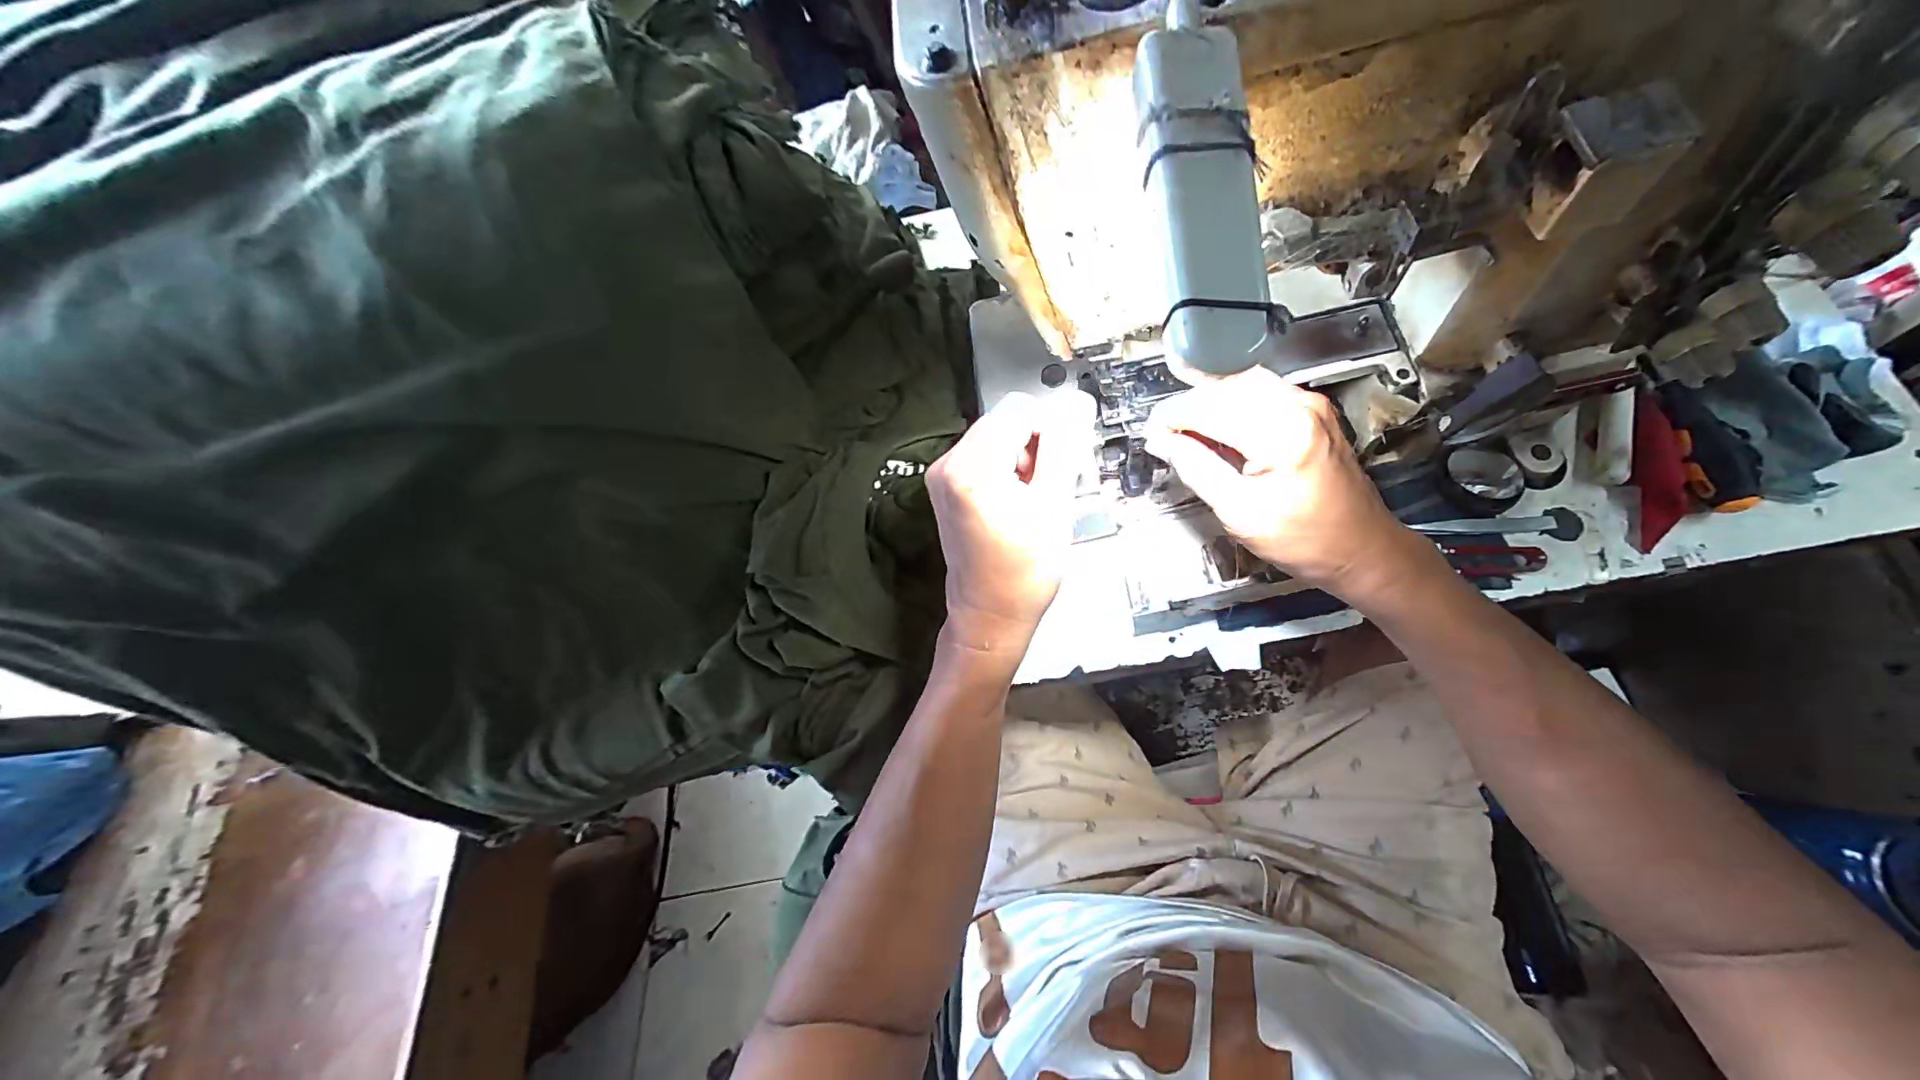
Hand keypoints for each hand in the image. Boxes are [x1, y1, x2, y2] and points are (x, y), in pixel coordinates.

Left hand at [927, 390, 1094, 654]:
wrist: (990, 613)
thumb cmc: (1020, 574)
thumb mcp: (1053, 505)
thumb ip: (1062, 448)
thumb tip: (1073, 408)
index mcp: (970, 470)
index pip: (1018, 412)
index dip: (1051, 425)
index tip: (1069, 448)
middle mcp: (948, 468)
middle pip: (1004, 420)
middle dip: (1035, 442)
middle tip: (1050, 481)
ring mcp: (943, 477)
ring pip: (996, 437)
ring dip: (1023, 455)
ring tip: (1035, 496)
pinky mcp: (947, 487)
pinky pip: (984, 457)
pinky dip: (1007, 467)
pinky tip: (1020, 498)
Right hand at [1144, 367, 1433, 600]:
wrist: (1359, 548)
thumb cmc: (1308, 539)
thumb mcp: (1238, 512)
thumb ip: (1196, 469)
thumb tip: (1164, 443)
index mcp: (1282, 433)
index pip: (1209, 408)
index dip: (1172, 418)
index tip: (1151, 433)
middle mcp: (1300, 409)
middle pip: (1225, 389)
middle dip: (1188, 407)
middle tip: (1163, 433)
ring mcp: (1310, 408)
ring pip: (1243, 385)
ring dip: (1208, 401)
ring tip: (1185, 429)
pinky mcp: (1313, 414)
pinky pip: (1263, 393)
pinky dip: (1232, 403)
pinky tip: (1217, 424)